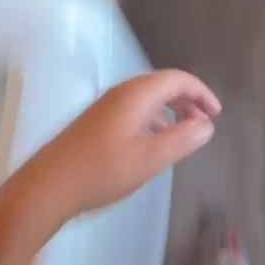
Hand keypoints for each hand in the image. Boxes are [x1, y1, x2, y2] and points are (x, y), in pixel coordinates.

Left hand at [6, 70, 221, 225]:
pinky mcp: (98, 118)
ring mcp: (108, 103)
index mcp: (137, 93)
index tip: (216, 112)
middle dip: (188, 99)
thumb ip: (181, 140)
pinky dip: (154, 116)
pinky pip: (136, 106)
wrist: (48, 185)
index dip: (201, 92)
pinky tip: (154, 140)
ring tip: (184, 131)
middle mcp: (123, 91)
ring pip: (149, 96)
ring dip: (171, 108)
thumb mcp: (148, 159)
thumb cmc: (101, 170)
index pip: (178, 79)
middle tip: (205, 120)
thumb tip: (206, 125)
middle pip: (163, 84)